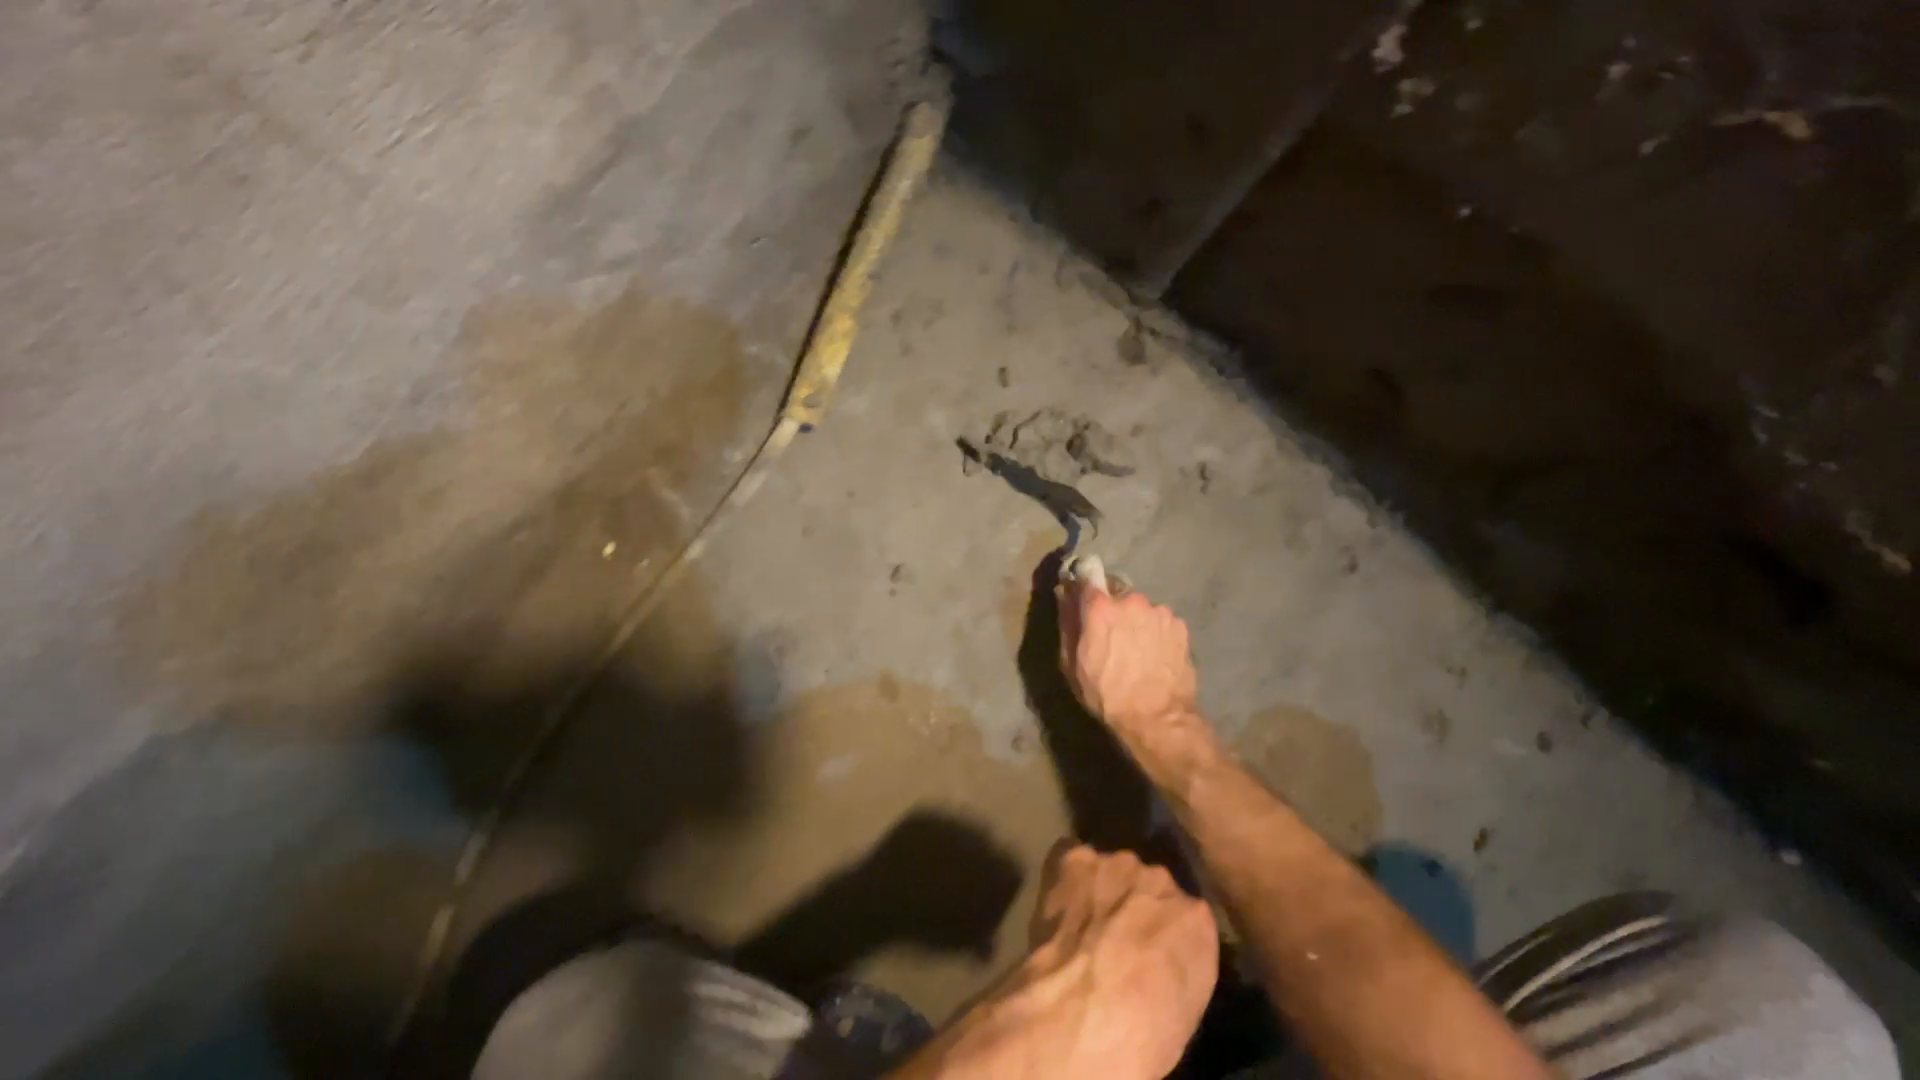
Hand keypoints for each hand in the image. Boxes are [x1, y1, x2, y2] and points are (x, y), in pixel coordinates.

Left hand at [891, 844, 1217, 1079]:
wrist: (1088, 1009)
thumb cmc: (1143, 1031)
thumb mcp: (1185, 1007)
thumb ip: (1179, 965)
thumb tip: (1162, 961)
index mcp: (1198, 920)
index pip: (1184, 915)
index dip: (1162, 932)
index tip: (1147, 951)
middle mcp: (1163, 880)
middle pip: (1148, 884)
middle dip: (1134, 904)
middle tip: (1113, 936)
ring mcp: (1119, 865)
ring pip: (1111, 870)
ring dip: (1101, 889)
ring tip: (1081, 921)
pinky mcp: (1076, 860)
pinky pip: (1072, 859)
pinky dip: (1066, 878)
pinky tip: (1057, 903)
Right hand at [1056, 581, 1201, 748]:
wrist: (1157, 717)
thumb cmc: (1106, 694)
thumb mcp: (1072, 665)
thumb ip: (1067, 624)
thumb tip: (1064, 595)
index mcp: (1100, 607)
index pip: (1088, 578)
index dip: (1085, 589)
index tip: (1083, 600)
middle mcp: (1131, 600)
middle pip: (1117, 595)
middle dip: (1113, 610)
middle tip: (1113, 638)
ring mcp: (1159, 611)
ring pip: (1142, 608)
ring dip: (1137, 621)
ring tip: (1138, 650)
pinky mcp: (1180, 625)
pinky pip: (1161, 621)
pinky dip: (1156, 632)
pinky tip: (1156, 655)